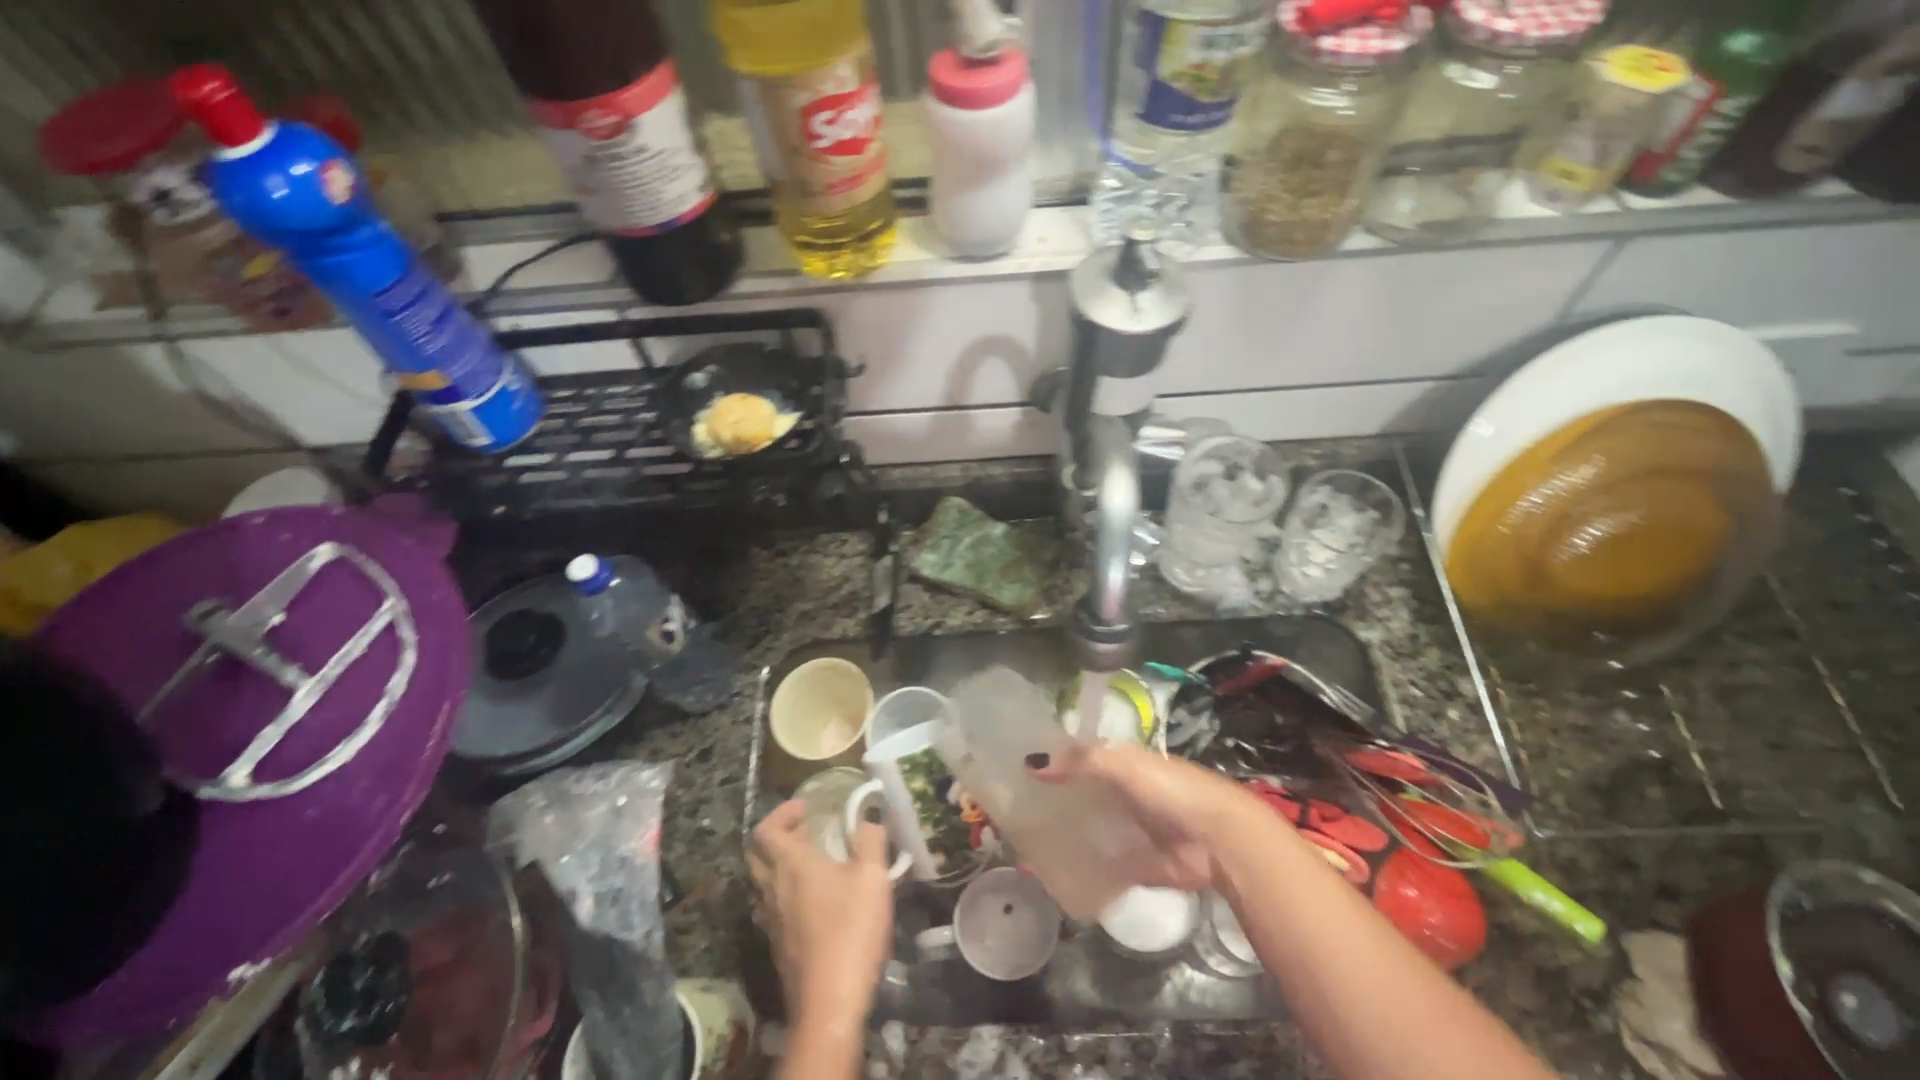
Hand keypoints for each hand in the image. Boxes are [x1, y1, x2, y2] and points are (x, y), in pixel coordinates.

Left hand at [747, 800, 893, 1027]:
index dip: (781, 814)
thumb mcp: (873, 878)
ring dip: (777, 869)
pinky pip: (770, 911)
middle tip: (804, 833)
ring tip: (807, 867)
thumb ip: (870, 842)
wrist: (829, 1000)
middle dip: (776, 838)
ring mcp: (770, 921)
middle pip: (756, 855)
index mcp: (791, 865)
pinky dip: (783, 898)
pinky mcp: (776, 947)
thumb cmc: (851, 930)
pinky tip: (809, 906)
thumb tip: (867, 819)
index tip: (805, 809)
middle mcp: (772, 889)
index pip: (766, 830)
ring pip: (761, 885)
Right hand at [1030, 741, 1257, 891]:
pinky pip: (1101, 868)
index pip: (1081, 761)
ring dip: (1063, 839)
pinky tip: (1051, 877)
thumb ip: (1081, 761)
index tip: (1015, 774)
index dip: (1053, 765)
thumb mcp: (1125, 765)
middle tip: (1011, 816)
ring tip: (1022, 848)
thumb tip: (1031, 764)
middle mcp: (1125, 796)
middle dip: (1052, 806)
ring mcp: (1130, 833)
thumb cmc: (1171, 791)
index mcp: (1124, 765)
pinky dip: (1081, 872)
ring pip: (1088, 833)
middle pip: (1081, 799)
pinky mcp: (1136, 866)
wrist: (1218, 840)